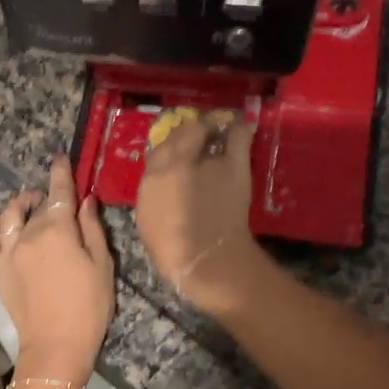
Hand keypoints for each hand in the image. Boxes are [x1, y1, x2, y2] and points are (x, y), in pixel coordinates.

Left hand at [0, 156, 114, 384]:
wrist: (56, 346)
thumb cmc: (89, 308)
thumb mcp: (102, 266)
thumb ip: (92, 229)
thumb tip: (84, 201)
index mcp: (58, 230)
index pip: (59, 192)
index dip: (61, 173)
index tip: (60, 158)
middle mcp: (28, 234)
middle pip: (35, 205)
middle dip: (43, 194)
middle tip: (53, 196)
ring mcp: (9, 252)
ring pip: (8, 216)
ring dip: (19, 204)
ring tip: (27, 203)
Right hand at [135, 109, 266, 313]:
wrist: (206, 261)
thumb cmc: (173, 251)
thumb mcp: (151, 221)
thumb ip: (156, 194)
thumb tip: (164, 181)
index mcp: (151, 178)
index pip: (157, 150)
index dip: (167, 150)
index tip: (174, 155)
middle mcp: (172, 162)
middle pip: (178, 135)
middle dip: (185, 134)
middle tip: (195, 140)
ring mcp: (203, 159)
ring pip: (203, 130)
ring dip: (208, 131)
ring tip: (214, 136)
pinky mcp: (233, 164)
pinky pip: (236, 135)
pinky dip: (237, 129)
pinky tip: (237, 127)